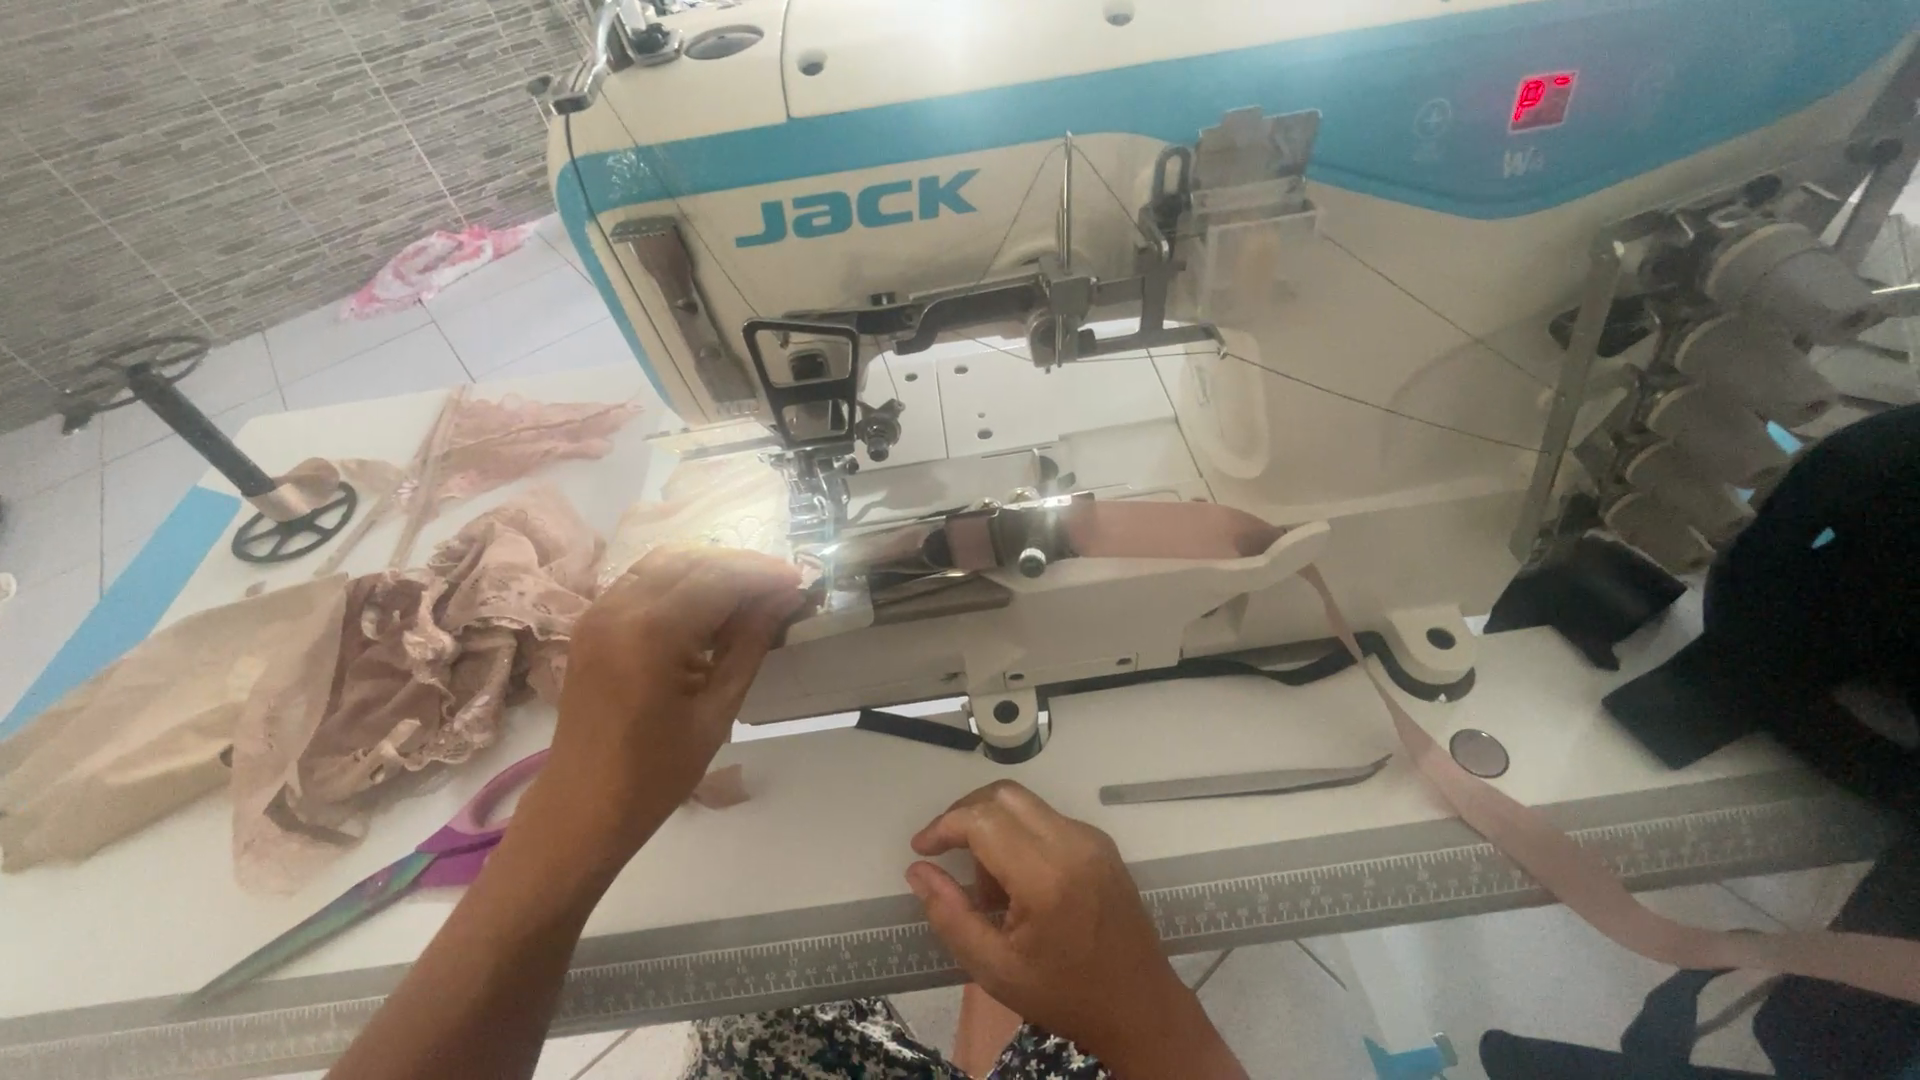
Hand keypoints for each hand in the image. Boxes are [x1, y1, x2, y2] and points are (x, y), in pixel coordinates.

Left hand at [533, 546, 803, 860]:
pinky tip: (709, 607)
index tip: (800, 581)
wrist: (581, 808)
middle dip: (740, 566)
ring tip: (751, 593)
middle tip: (780, 585)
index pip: (718, 578)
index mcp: (651, 633)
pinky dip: (682, 581)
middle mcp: (619, 608)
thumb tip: (784, 599)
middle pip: (691, 560)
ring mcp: (599, 613)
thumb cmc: (656, 773)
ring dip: (711, 568)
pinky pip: (643, 580)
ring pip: (664, 562)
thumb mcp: (717, 711)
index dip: (763, 574)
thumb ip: (750, 644)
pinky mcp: (592, 623)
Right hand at [906, 782, 1231, 1070]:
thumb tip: (918, 870)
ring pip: (1024, 804)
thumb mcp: (994, 968)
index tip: (921, 849)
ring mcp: (1091, 838)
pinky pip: (1047, 819)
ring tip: (987, 887)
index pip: (982, 819)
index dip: (944, 826)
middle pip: (1003, 795)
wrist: (1140, 1006)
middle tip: (943, 851)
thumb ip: (950, 915)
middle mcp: (1072, 842)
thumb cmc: (1064, 994)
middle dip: (964, 814)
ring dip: (992, 825)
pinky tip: (1017, 884)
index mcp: (1046, 875)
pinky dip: (1019, 835)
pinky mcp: (1100, 843)